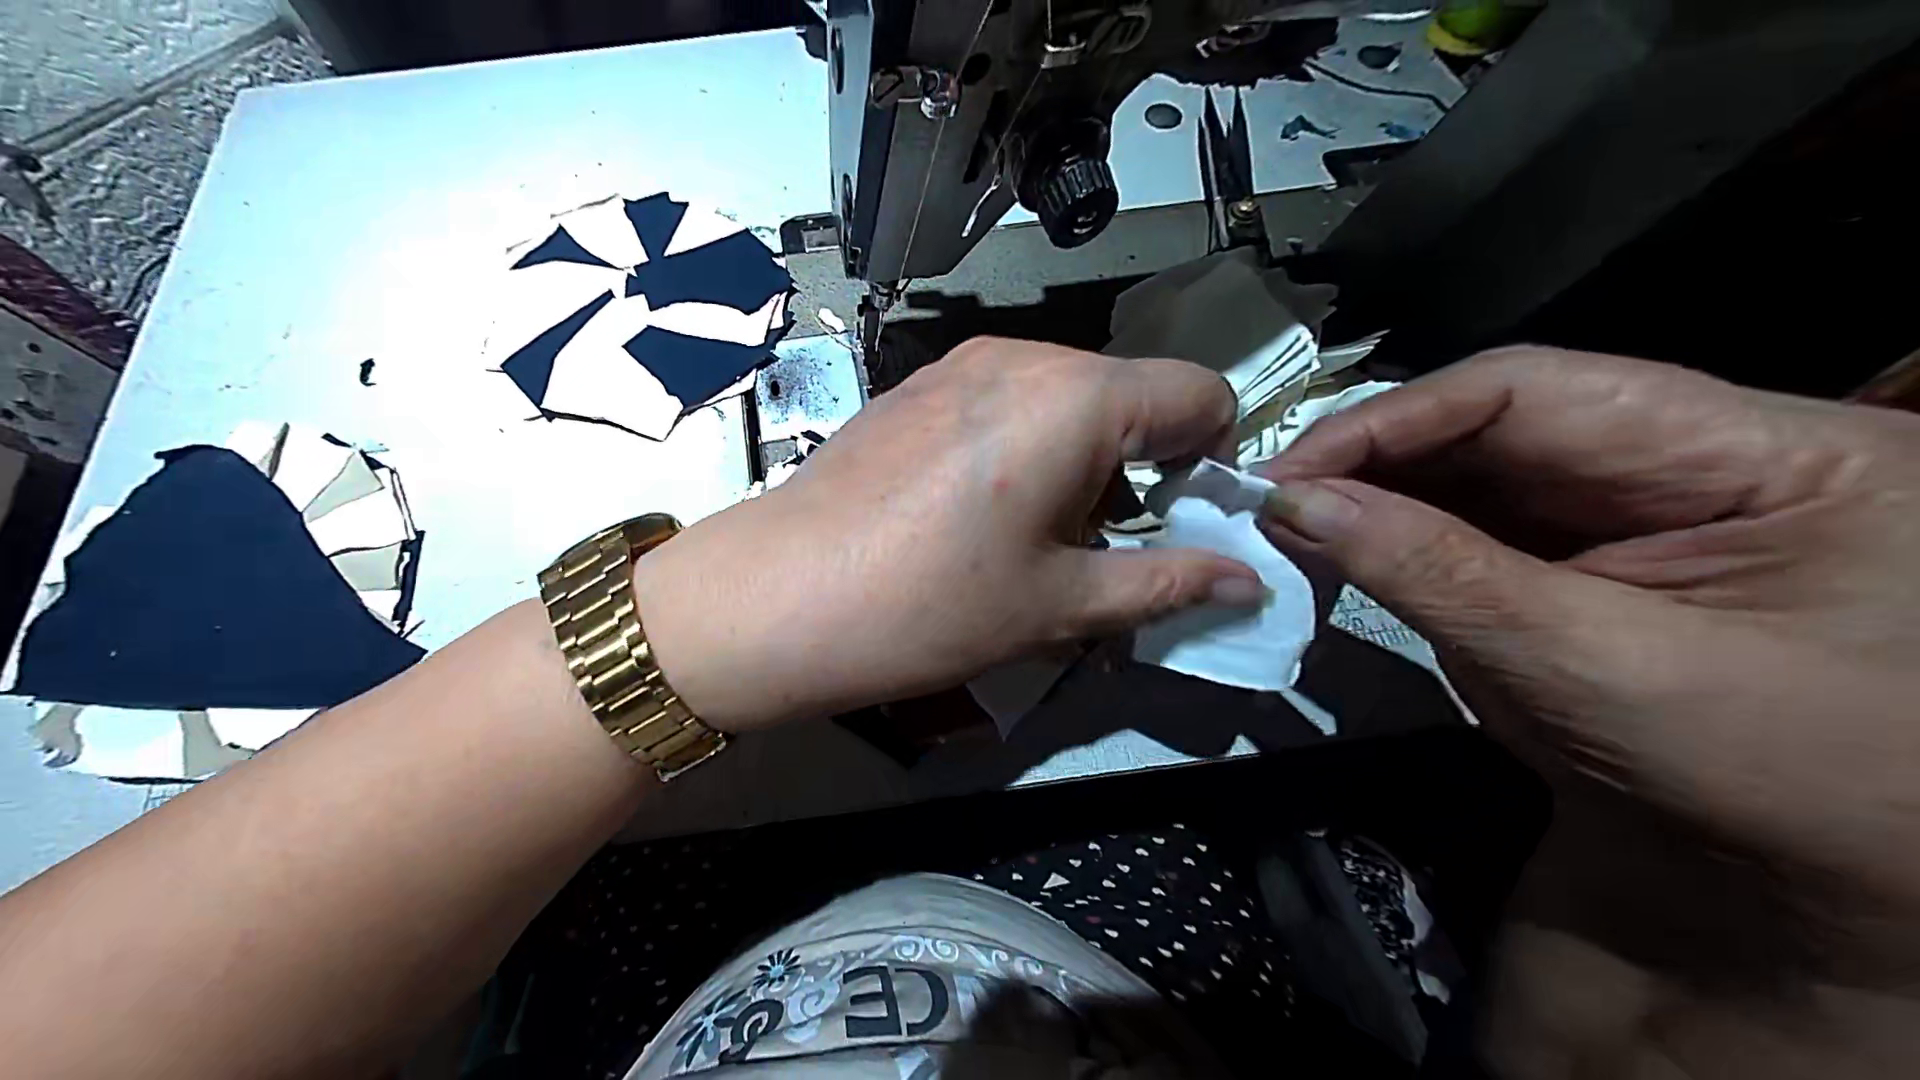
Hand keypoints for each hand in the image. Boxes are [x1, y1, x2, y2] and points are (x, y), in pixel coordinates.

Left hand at [631, 338, 1262, 730]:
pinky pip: (1008, 399)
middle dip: (1141, 466)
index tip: (1186, 519)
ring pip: (1068, 397)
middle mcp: (1022, 357)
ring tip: (1032, 535)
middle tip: (1101, 545)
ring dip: (1083, 458)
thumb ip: (1166, 582)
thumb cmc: (927, 605)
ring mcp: (961, 363)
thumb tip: (1247, 581)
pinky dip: (1028, 445)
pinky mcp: (919, 385)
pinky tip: (980, 509)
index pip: (1200, 394)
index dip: (1214, 457)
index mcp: (1076, 399)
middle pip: (1131, 394)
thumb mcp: (1059, 604)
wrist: (777, 596)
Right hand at [1257, 347, 1919, 1074]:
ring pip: (1458, 471)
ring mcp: (1615, 503)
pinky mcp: (1561, 551)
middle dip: (1366, 460)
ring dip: (1365, 497)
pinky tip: (1332, 546)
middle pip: (1484, 424)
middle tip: (1270, 501)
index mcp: (1760, 449)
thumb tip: (1292, 503)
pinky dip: (1384, 534)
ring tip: (1286, 524)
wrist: (1801, 890)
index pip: (1531, 390)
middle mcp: (1681, 452)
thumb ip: (1433, 572)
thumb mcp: (1592, 668)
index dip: (1392, 420)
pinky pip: (1454, 521)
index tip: (1288, 471)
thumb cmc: (1758, 782)